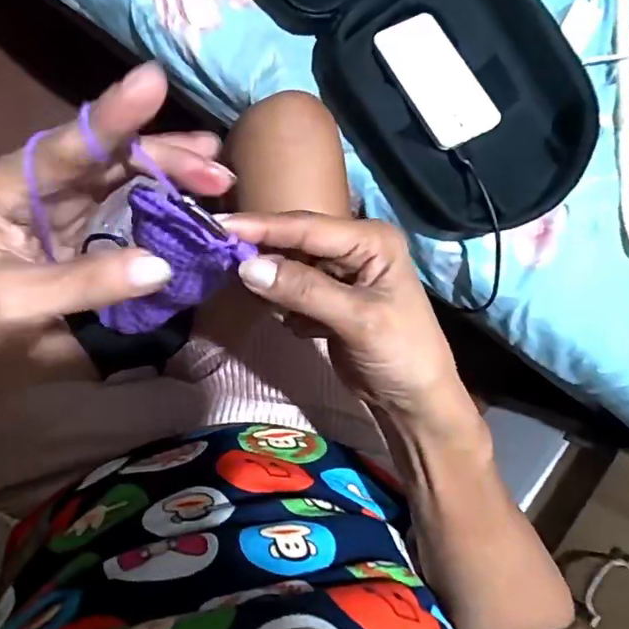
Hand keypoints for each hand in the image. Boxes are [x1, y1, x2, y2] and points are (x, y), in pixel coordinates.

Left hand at [0, 65, 232, 424]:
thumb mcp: (17, 304)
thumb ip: (85, 283)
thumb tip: (162, 266)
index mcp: (1, 188)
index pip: (60, 148)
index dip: (109, 118)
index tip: (151, 82)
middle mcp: (34, 184)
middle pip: (103, 154)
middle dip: (160, 153)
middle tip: (215, 161)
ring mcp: (61, 202)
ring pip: (121, 172)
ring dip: (170, 170)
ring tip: (218, 172)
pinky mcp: (82, 224)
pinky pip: (127, 201)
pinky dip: (163, 198)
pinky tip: (195, 194)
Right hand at [220, 212, 472, 430]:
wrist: (415, 402)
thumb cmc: (401, 355)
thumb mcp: (356, 320)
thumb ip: (303, 290)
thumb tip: (247, 266)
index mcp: (371, 240)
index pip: (307, 227)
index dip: (261, 226)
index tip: (218, 225)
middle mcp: (355, 248)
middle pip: (295, 241)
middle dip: (259, 247)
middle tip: (214, 248)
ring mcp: (341, 273)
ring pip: (290, 265)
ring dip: (267, 275)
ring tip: (232, 278)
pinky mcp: (329, 298)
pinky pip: (293, 289)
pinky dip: (280, 299)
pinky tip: (282, 318)